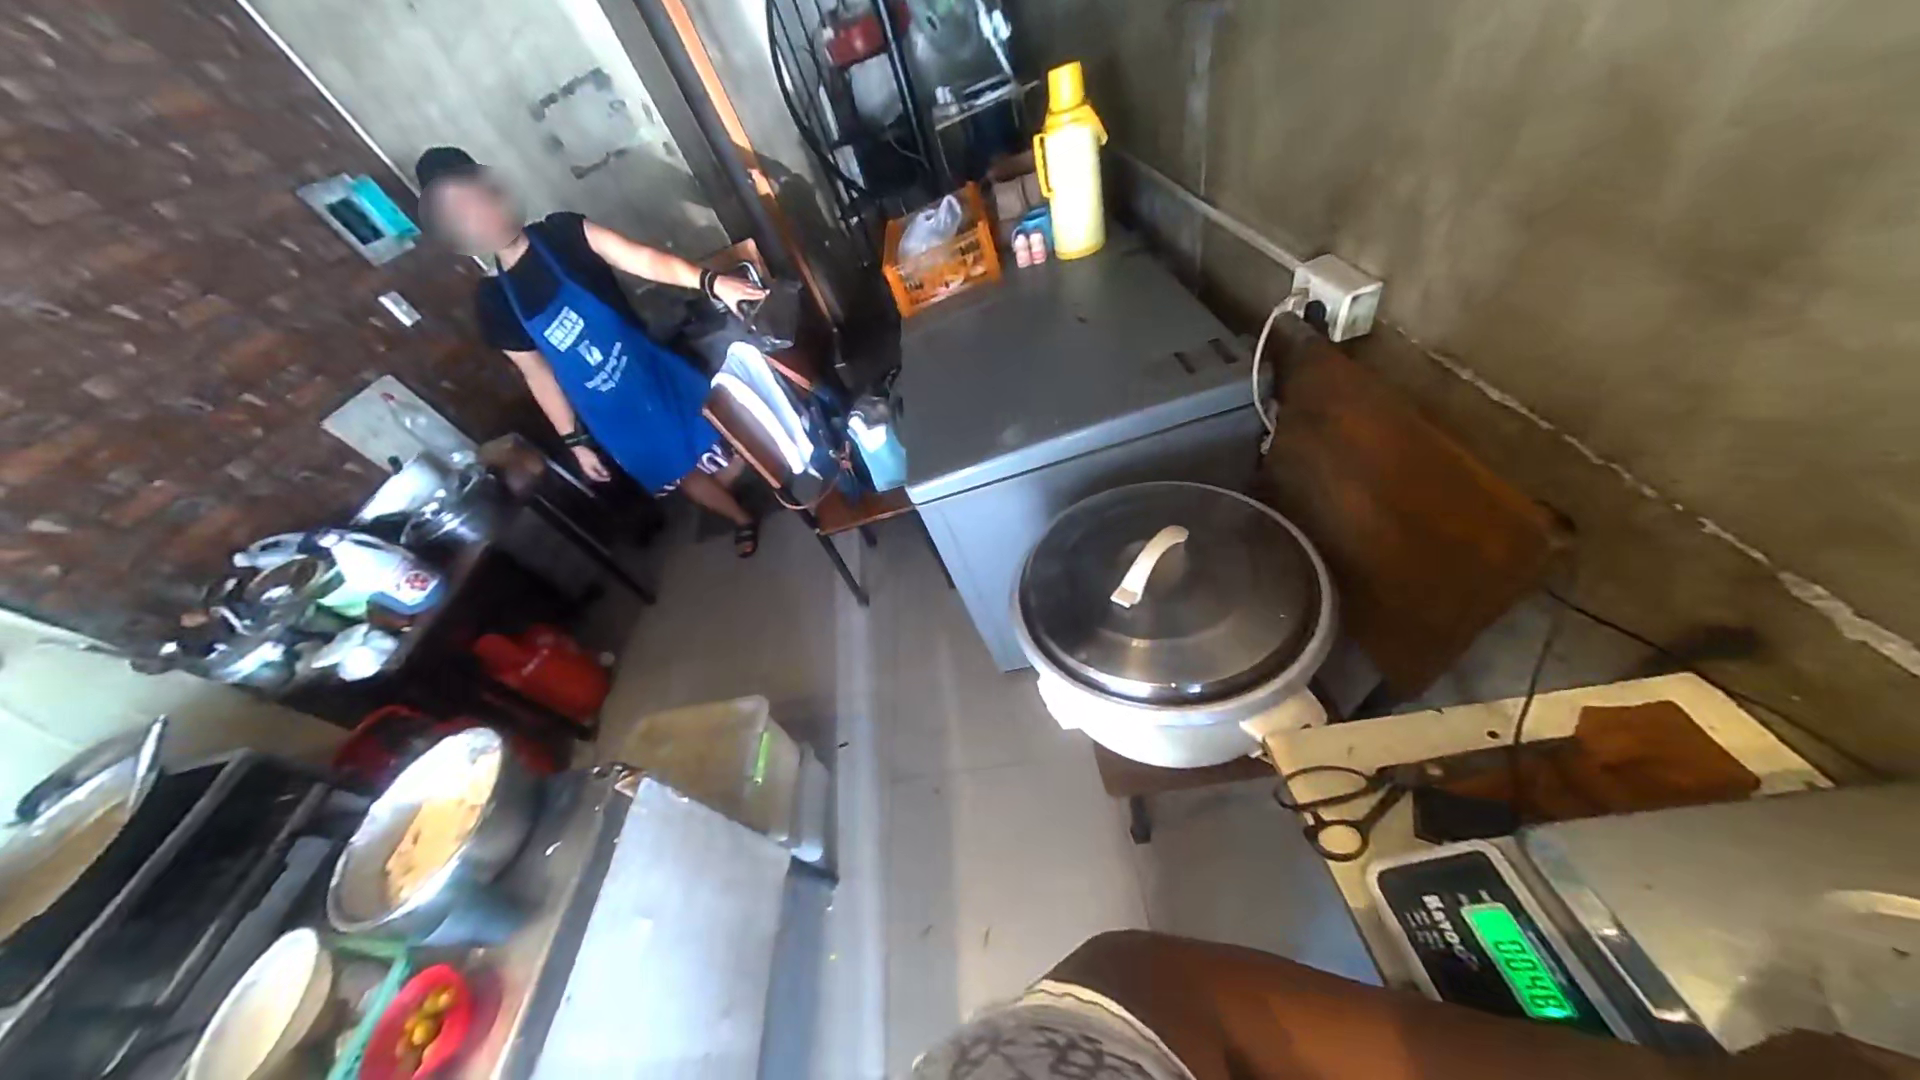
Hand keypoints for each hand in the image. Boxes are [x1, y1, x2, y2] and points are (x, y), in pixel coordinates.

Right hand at [571, 444, 611, 482]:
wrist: (577, 448)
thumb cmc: (586, 454)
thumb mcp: (595, 461)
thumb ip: (601, 468)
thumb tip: (607, 475)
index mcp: (588, 471)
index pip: (596, 478)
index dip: (603, 478)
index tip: (609, 478)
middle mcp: (586, 471)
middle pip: (595, 476)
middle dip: (602, 477)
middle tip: (608, 476)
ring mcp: (585, 467)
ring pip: (593, 473)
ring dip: (599, 474)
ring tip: (605, 473)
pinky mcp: (585, 464)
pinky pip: (592, 470)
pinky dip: (597, 470)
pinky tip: (599, 469)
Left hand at [712, 275, 767, 316]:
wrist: (716, 282)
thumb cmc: (724, 294)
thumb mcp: (731, 305)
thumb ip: (738, 313)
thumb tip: (743, 321)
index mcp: (744, 294)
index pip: (756, 294)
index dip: (762, 295)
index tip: (768, 294)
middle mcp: (745, 287)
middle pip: (756, 289)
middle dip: (762, 290)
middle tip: (768, 291)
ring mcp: (743, 282)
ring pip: (753, 284)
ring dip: (758, 287)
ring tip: (763, 289)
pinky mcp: (740, 278)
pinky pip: (749, 281)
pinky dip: (752, 284)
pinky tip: (754, 285)